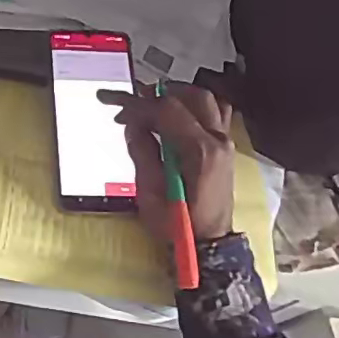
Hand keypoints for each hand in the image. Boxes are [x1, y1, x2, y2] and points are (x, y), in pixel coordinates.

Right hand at [99, 84, 234, 244]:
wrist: (208, 244)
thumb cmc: (177, 225)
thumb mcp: (150, 192)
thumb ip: (142, 152)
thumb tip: (132, 124)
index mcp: (199, 151)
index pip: (167, 110)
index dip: (137, 103)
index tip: (113, 103)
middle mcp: (217, 141)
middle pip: (190, 97)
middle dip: (157, 93)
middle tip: (131, 102)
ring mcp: (225, 143)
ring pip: (206, 101)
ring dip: (178, 96)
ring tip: (153, 103)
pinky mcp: (224, 148)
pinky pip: (215, 113)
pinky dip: (194, 107)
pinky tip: (177, 116)